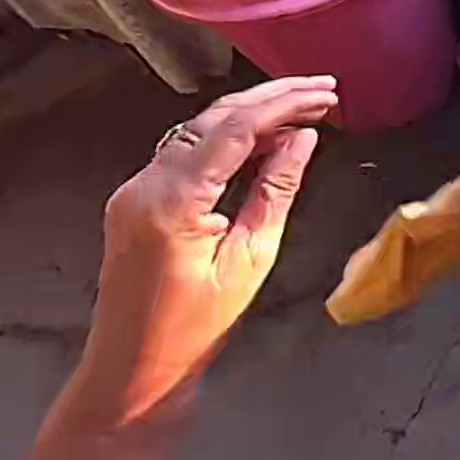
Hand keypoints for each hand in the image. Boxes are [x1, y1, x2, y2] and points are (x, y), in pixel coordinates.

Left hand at [76, 75, 336, 423]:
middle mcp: (144, 187)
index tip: (327, 94)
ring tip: (307, 104)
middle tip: (324, 89)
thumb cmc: (199, 321)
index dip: (285, 104)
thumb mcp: (253, 253)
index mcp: (172, 203)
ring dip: (255, 110)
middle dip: (272, 97)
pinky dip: (235, 132)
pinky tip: (271, 133)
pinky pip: (192, 148)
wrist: (132, 371)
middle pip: (214, 118)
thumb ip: (277, 187)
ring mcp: (136, 191)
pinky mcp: (141, 198)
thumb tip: (304, 137)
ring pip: (201, 128)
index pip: (234, 130)